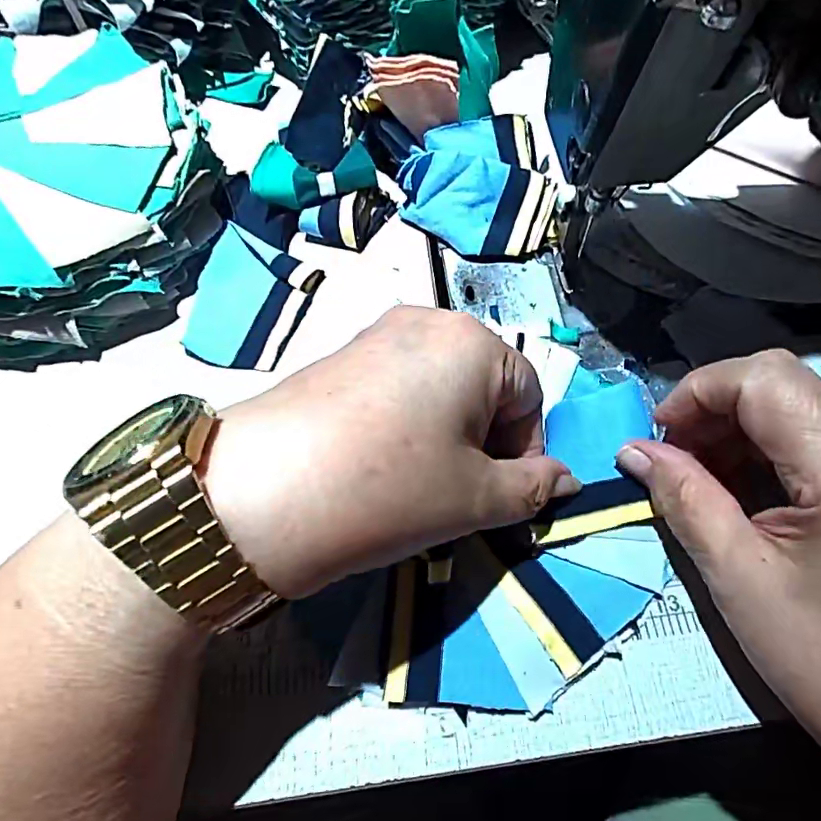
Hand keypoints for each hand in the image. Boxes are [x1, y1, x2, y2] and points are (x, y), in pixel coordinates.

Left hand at [199, 307, 577, 597]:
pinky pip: (403, 388)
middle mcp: (427, 323)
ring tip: (419, 482)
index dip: (526, 451)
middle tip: (461, 491)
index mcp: (472, 343)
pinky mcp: (340, 357)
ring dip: (451, 436)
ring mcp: (377, 335)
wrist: (253, 498)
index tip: (500, 494)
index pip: (530, 396)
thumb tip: (567, 483)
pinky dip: (412, 425)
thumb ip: (535, 488)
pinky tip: (383, 465)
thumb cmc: (387, 489)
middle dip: (488, 442)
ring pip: (445, 389)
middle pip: (487, 387)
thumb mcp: (476, 498)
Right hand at [615, 351, 820, 817]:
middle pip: (783, 385)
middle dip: (714, 412)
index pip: (766, 380)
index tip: (657, 436)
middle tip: (671, 460)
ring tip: (699, 477)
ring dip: (738, 431)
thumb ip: (685, 499)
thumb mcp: (741, 581)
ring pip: (798, 405)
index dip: (699, 392)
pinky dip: (769, 451)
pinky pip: (819, 435)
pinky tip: (741, 486)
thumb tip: (634, 450)